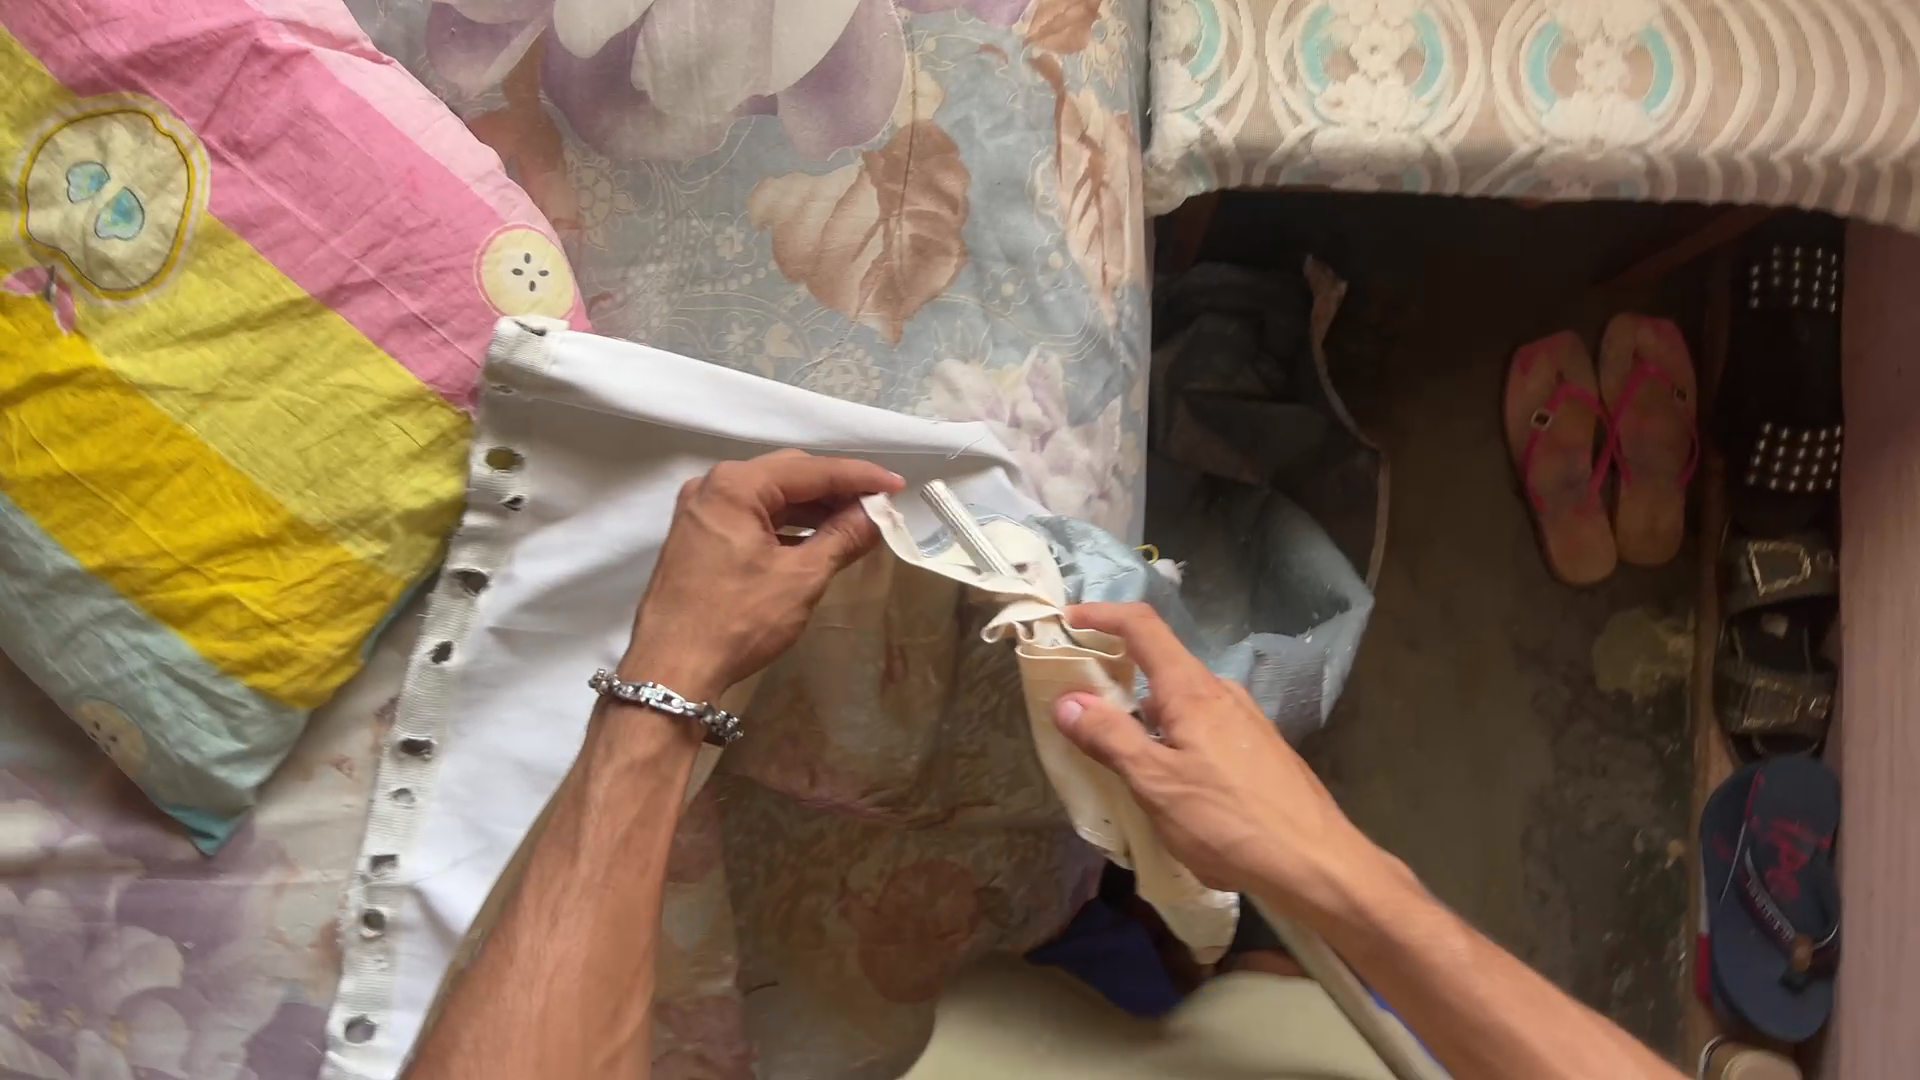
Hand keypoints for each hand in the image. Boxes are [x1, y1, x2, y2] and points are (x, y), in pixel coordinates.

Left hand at [620, 450, 903, 701]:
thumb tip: (876, 514)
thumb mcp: (801, 577)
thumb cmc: (738, 620)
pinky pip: (754, 516)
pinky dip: (788, 524)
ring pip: (772, 496)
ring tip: (855, 524)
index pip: (812, 470)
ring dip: (814, 508)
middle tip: (878, 507)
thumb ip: (843, 536)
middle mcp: (713, 486)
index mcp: (736, 485)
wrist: (671, 671)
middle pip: (790, 475)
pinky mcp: (700, 536)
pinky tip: (816, 539)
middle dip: (837, 489)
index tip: (897, 486)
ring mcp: (702, 511)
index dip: (860, 478)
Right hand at [1051, 603, 1408, 921]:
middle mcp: (1219, 692)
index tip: (1069, 620)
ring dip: (1144, 715)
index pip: (1141, 626)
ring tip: (1122, 758)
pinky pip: (1202, 725)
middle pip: (1159, 664)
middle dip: (1117, 677)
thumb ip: (1108, 737)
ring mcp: (1244, 719)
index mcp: (1191, 689)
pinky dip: (1172, 735)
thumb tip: (1066, 700)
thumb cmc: (1231, 821)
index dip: (1102, 614)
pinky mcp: (1258, 748)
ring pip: (1181, 700)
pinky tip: (1172, 782)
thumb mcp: (1156, 783)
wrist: (1321, 867)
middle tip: (1082, 709)